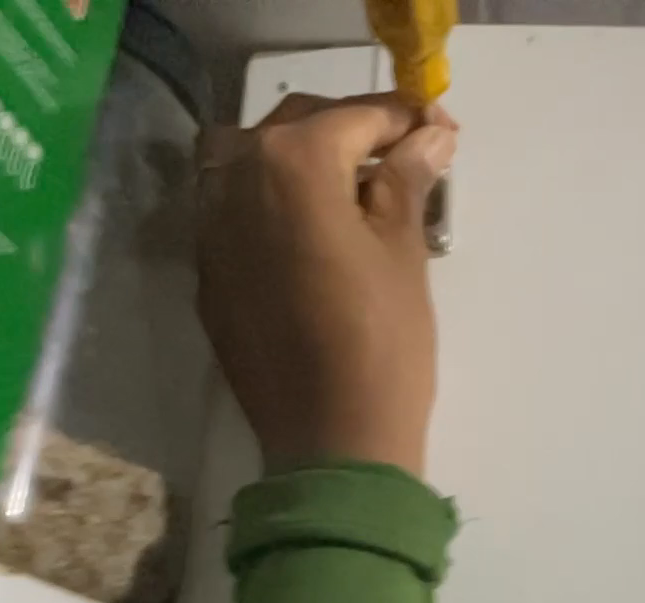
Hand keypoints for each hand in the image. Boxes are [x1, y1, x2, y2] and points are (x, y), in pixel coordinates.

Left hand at [198, 92, 458, 476]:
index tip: (435, 130)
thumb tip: (429, 137)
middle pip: (292, 129)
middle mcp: (234, 182)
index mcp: (290, 166)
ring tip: (342, 191)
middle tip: (398, 158)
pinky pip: (230, 214)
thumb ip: (407, 182)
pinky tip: (304, 235)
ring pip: (246, 162)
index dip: (399, 119)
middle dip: (347, 132)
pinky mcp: (208, 279)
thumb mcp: (404, 257)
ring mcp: (210, 232)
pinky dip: (266, 204)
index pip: (351, 118)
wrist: (334, 443)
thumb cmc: (385, 347)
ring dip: (294, 160)